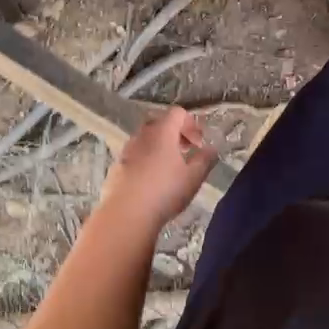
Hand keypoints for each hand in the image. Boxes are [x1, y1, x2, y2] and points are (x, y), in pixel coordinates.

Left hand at [101, 107, 218, 227]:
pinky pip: (135, 155)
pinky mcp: (116, 166)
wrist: (125, 215)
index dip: (191, 123)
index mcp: (162, 132)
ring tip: (169, 168)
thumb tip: (212, 149)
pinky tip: (151, 181)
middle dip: (175, 134)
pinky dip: (146, 159)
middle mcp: (142, 135)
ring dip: (159, 147)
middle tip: (186, 151)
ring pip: (146, 139)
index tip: (199, 142)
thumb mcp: (193, 177)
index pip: (177, 113)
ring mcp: (126, 150)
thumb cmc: (164, 192)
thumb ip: (205, 160)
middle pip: (160, 123)